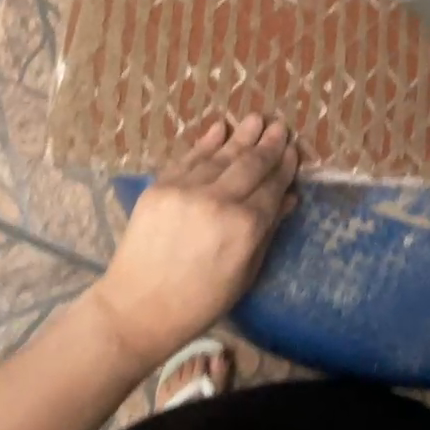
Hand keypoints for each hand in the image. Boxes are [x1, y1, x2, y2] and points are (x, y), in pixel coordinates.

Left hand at [91, 115, 298, 368]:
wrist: (137, 310)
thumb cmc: (200, 302)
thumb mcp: (245, 273)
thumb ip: (267, 231)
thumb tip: (288, 198)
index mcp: (245, 228)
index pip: (272, 187)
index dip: (285, 167)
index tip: (293, 151)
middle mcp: (218, 202)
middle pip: (251, 164)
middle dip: (268, 145)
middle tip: (280, 127)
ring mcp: (186, 191)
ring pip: (221, 156)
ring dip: (242, 136)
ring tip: (257, 120)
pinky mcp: (160, 187)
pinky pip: (189, 158)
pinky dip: (207, 142)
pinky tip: (222, 129)